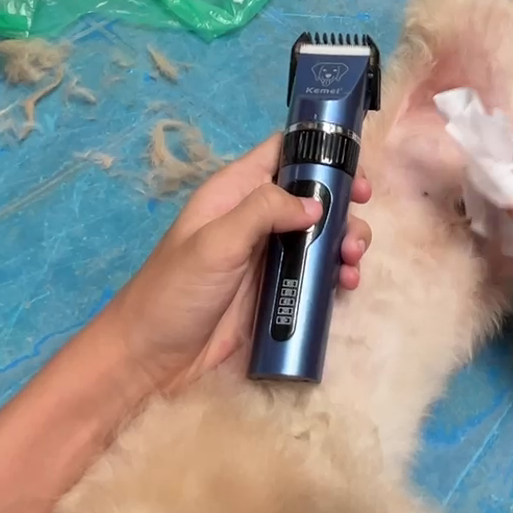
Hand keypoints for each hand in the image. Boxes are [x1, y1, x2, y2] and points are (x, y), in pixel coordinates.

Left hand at [98, 135, 370, 395]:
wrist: (151, 361)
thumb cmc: (175, 291)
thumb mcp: (216, 243)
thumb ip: (263, 211)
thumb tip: (317, 204)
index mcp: (237, 191)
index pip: (284, 151)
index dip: (321, 151)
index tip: (351, 170)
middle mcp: (257, 215)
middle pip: (315, 191)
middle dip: (344, 200)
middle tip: (362, 211)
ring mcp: (271, 253)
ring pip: (323, 231)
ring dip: (346, 239)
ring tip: (352, 260)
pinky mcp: (279, 287)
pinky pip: (319, 269)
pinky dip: (338, 271)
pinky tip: (347, 284)